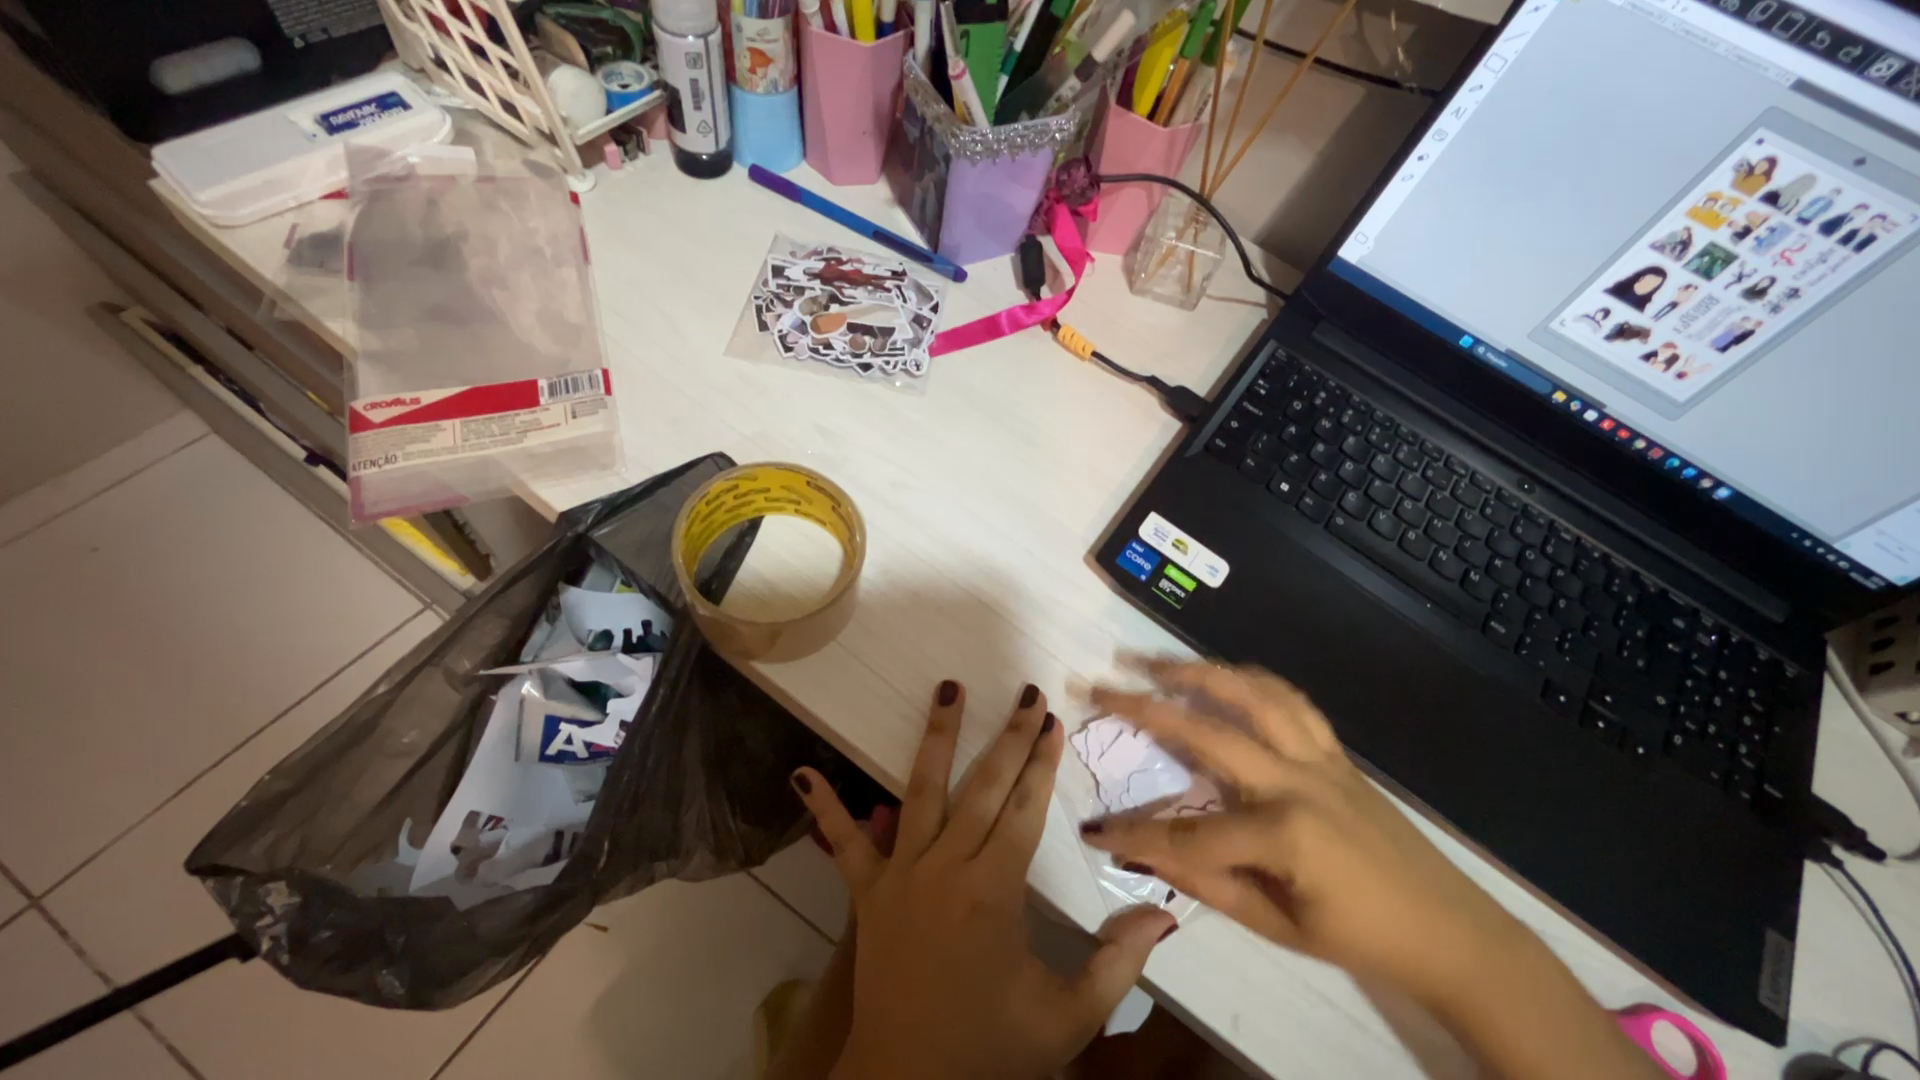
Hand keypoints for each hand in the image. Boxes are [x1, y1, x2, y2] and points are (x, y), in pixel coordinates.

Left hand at [789, 681, 1175, 1079]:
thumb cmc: (993, 1049)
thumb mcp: (1068, 1017)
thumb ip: (1118, 963)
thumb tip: (1164, 913)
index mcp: (994, 891)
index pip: (1026, 810)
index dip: (1042, 763)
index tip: (1052, 721)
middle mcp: (946, 868)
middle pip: (983, 788)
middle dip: (1009, 737)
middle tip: (1026, 694)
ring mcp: (900, 875)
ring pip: (920, 792)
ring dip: (936, 738)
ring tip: (948, 690)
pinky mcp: (867, 893)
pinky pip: (845, 843)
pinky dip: (826, 809)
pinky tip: (802, 773)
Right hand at [1078, 658, 1527, 1004]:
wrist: (1448, 929)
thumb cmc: (1359, 937)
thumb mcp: (1275, 924)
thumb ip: (1205, 882)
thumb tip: (1141, 854)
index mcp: (1283, 834)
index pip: (1187, 831)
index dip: (1134, 833)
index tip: (1091, 828)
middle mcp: (1298, 782)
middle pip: (1208, 732)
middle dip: (1146, 709)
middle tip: (1100, 689)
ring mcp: (1321, 759)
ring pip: (1254, 696)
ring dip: (1200, 672)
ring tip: (1156, 661)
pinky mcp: (1337, 753)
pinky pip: (1292, 702)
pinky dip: (1253, 680)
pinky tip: (1225, 674)